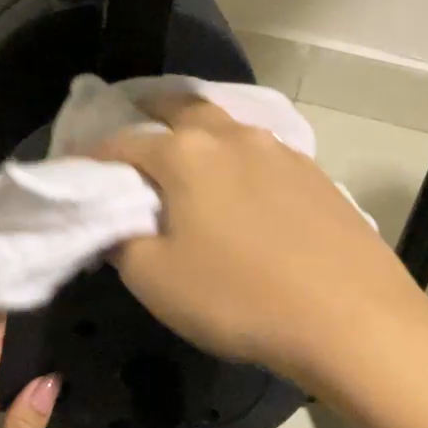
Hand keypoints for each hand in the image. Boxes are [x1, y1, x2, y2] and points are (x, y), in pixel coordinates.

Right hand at [96, 94, 427, 389]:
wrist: (350, 318)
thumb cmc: (237, 297)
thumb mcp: (155, 280)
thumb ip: (122, 243)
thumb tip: (117, 224)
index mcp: (185, 154)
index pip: (123, 142)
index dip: (93, 157)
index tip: (77, 173)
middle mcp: (233, 137)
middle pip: (181, 109)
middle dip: (150, 115)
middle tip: (133, 132)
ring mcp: (281, 152)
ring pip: (227, 128)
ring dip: (199, 134)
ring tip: (186, 159)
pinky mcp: (316, 177)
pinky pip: (261, 154)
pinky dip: (237, 159)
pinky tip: (241, 189)